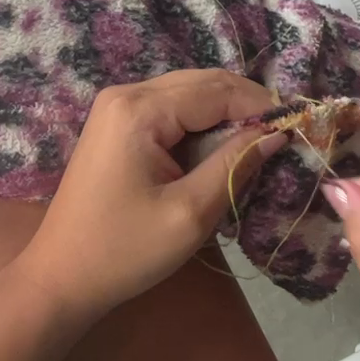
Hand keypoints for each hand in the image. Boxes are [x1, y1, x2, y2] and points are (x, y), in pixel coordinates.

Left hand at [15, 70, 282, 318]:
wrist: (60, 277)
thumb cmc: (125, 251)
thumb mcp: (190, 213)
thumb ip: (235, 164)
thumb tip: (277, 132)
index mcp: (139, 110)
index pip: (216, 90)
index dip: (261, 105)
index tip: (299, 126)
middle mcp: (126, 94)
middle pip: (201, 83)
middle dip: (245, 104)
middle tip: (283, 134)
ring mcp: (117, 106)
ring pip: (187, 93)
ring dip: (224, 112)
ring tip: (259, 142)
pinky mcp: (116, 122)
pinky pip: (170, 108)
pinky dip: (200, 122)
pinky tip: (220, 146)